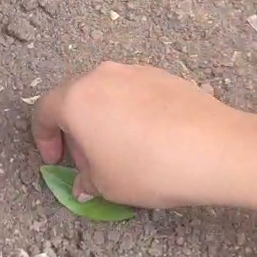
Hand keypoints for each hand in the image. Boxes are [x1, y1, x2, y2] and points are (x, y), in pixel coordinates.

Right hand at [31, 62, 256, 209]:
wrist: (213, 148)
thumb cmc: (149, 167)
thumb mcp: (107, 185)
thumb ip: (87, 180)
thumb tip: (85, 182)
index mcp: (76, 98)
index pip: (43, 111)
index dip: (44, 139)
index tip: (56, 161)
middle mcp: (101, 76)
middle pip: (75, 99)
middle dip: (75, 131)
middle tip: (88, 162)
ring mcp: (135, 71)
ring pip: (106, 94)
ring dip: (104, 120)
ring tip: (121, 152)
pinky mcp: (164, 75)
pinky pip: (135, 93)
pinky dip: (132, 113)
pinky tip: (150, 140)